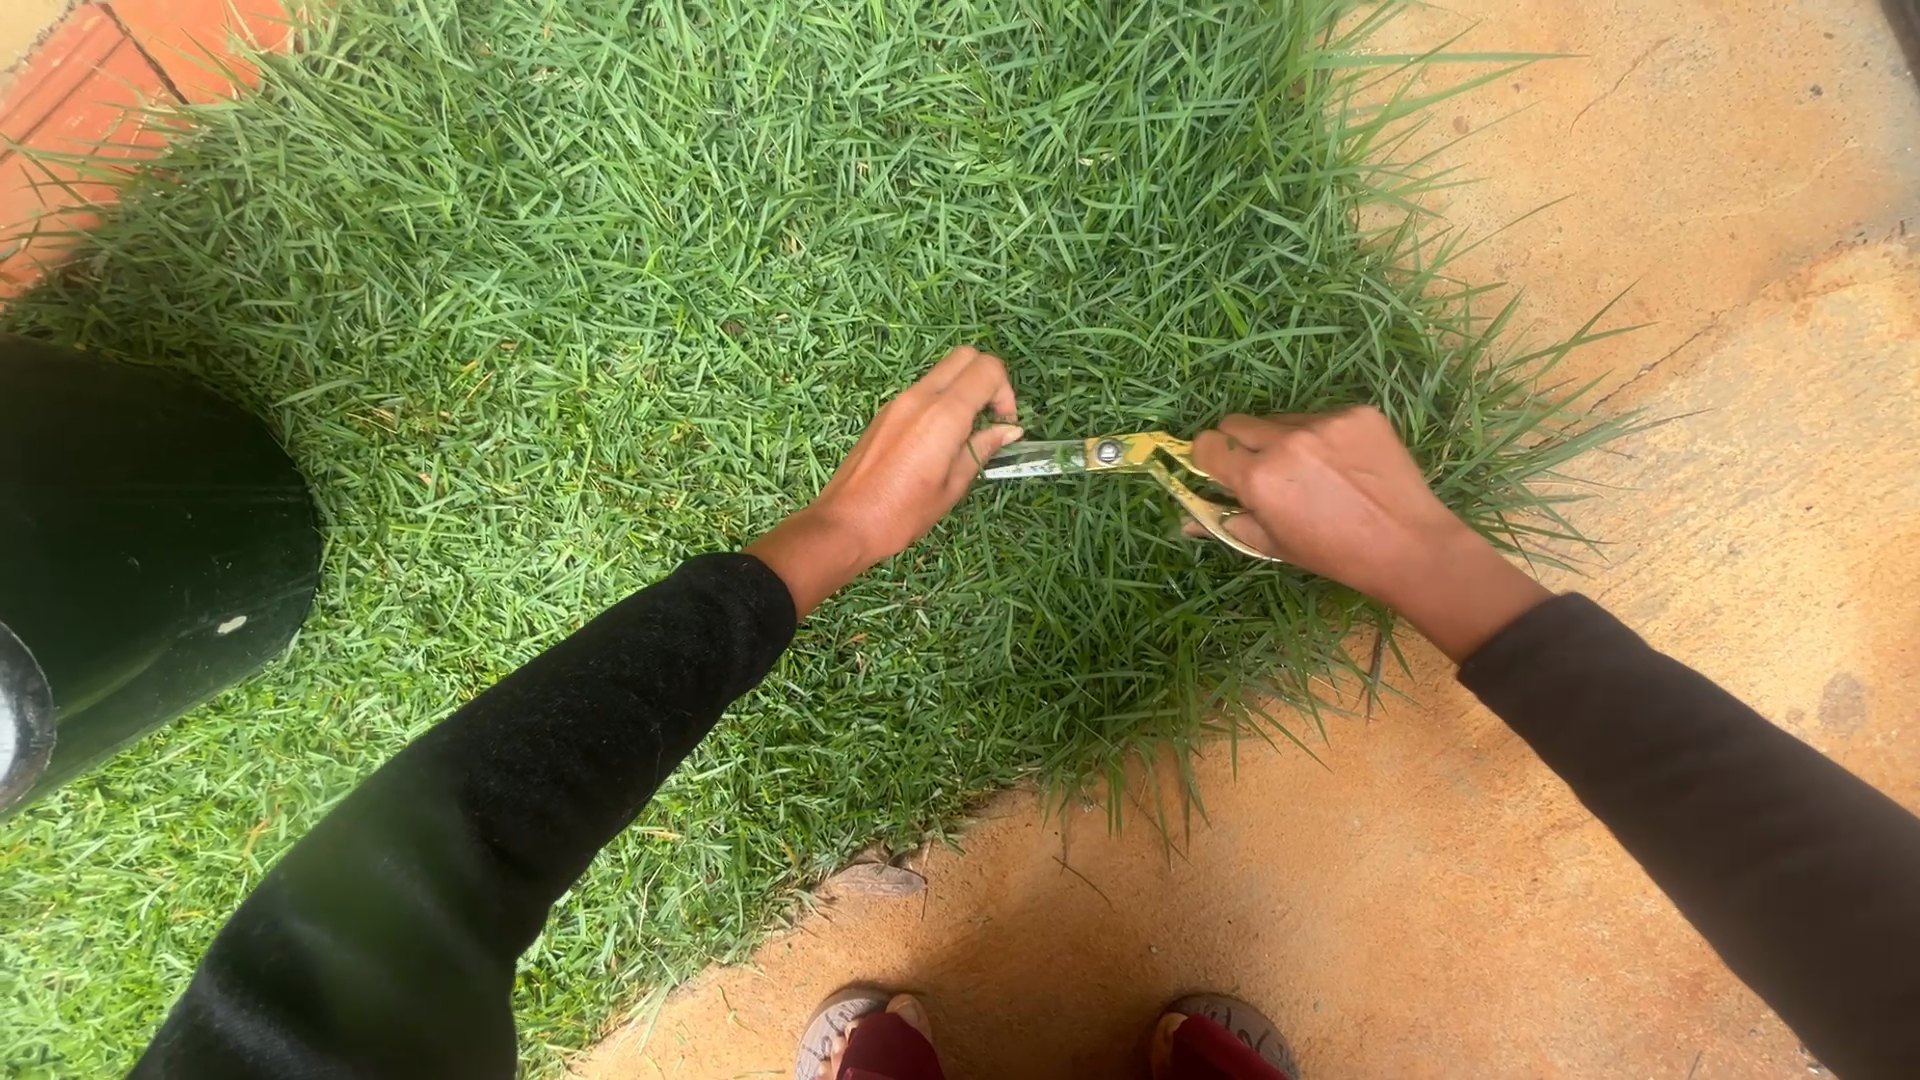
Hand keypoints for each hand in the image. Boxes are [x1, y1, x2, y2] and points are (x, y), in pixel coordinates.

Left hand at [747, 345, 1021, 615]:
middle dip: (988, 380)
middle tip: (991, 418)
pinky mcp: (886, 412)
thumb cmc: (902, 514)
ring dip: (964, 390)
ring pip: (943, 372)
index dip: (1006, 392)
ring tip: (966, 434)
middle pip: (966, 357)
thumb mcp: (952, 486)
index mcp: (942, 415)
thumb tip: (1010, 430)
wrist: (845, 523)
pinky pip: (923, 390)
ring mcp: (899, 401)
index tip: (1004, 424)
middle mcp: (919, 397)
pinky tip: (940, 441)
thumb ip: (982, 449)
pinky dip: (942, 401)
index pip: (987, 370)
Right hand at [1190, 407, 1549, 660]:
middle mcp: (1285, 442)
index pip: (1206, 445)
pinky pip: (1318, 416)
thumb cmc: (1331, 552)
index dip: (1206, 457)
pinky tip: (1340, 462)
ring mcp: (1323, 423)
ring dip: (1280, 438)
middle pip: (1235, 423)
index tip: (1217, 468)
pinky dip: (1319, 435)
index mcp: (1257, 478)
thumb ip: (1224, 523)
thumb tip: (1185, 520)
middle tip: (1261, 468)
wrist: (1407, 544)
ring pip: (1278, 419)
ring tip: (1310, 470)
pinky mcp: (1356, 413)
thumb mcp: (1271, 544)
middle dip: (1238, 444)